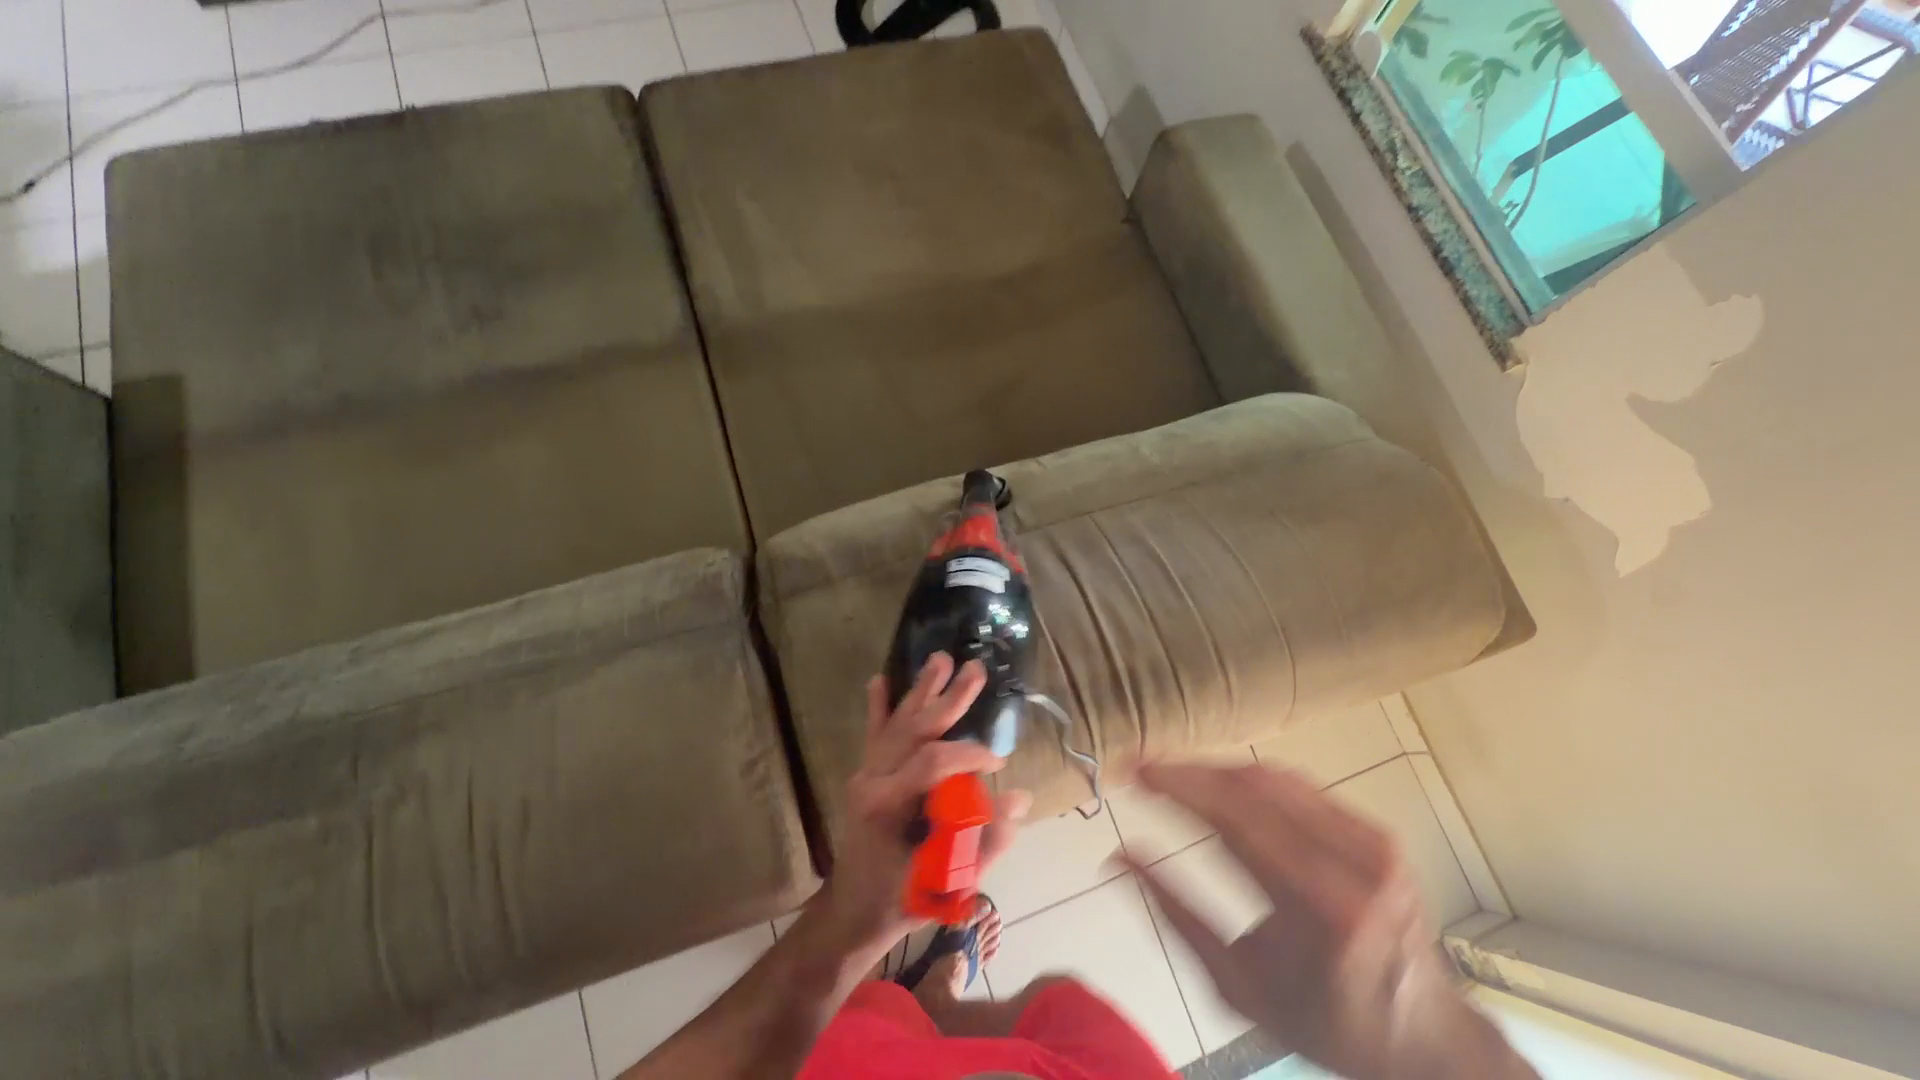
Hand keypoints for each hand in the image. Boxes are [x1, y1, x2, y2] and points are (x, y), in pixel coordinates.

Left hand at [812, 653, 1031, 965]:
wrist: (852, 913)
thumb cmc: (900, 899)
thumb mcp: (948, 881)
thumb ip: (986, 842)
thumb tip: (1019, 799)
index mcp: (888, 803)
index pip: (933, 761)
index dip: (969, 755)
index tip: (998, 763)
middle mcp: (873, 780)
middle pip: (915, 729)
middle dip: (948, 699)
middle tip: (975, 669)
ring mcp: (866, 775)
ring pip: (898, 724)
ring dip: (921, 691)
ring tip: (940, 658)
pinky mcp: (865, 777)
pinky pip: (874, 736)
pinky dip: (878, 708)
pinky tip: (878, 681)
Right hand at [1125, 764, 1533, 1079]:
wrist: (1423, 1035)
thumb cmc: (1324, 1022)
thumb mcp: (1238, 987)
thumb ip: (1177, 916)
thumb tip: (1120, 858)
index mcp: (1323, 907)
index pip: (1235, 819)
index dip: (1179, 786)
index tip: (1133, 771)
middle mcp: (1356, 862)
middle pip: (1253, 787)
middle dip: (1189, 771)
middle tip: (1142, 768)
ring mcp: (1374, 841)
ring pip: (1276, 777)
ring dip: (1216, 770)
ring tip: (1172, 775)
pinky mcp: (1377, 831)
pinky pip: (1301, 787)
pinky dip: (1250, 780)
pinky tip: (1219, 785)